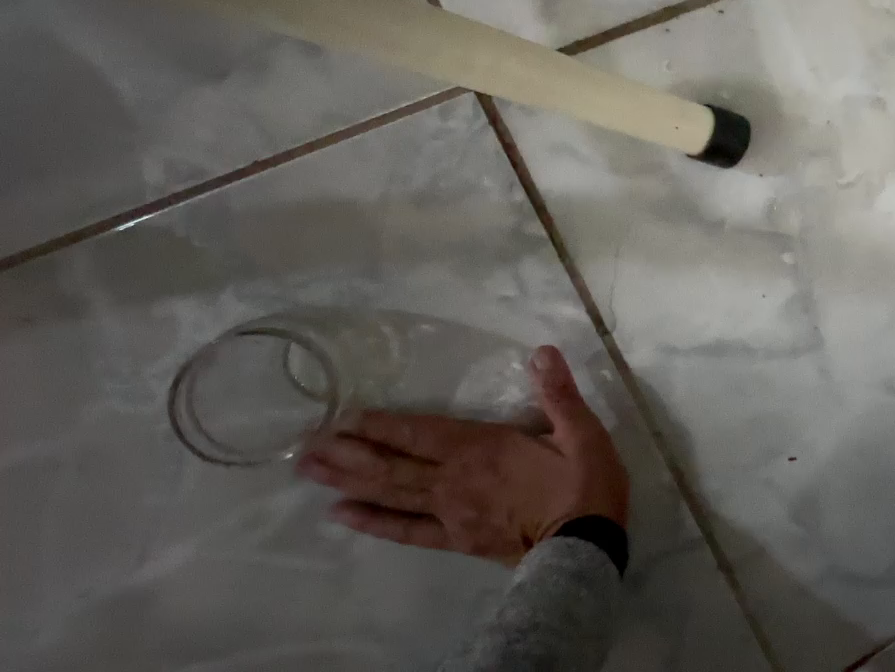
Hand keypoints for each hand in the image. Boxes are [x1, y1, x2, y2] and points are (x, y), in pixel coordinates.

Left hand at [297, 345, 628, 565]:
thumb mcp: (583, 431)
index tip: (346, 415)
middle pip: (394, 464)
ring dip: (348, 481)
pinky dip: (371, 522)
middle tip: (306, 443)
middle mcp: (457, 479)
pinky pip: (405, 531)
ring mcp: (451, 513)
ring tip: (310, 470)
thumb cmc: (585, 482)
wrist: (583, 546)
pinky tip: (342, 515)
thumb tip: (540, 352)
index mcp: (485, 448)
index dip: (385, 424)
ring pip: (391, 494)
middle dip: (350, 452)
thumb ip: (559, 393)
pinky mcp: (455, 540)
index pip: (424, 433)